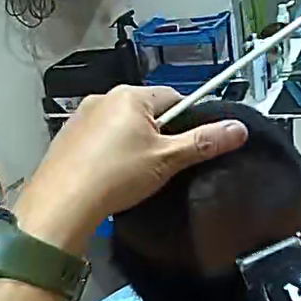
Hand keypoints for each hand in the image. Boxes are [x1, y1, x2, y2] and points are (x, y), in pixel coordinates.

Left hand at [14, 86, 247, 253]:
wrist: (62, 205)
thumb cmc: (116, 176)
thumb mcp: (168, 159)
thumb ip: (205, 142)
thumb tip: (239, 129)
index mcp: (130, 96)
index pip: (174, 97)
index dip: (188, 121)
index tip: (189, 146)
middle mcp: (103, 98)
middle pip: (148, 111)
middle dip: (160, 134)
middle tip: (164, 165)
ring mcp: (81, 117)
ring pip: (123, 126)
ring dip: (135, 143)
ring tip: (136, 174)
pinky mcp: (67, 137)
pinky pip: (101, 138)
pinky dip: (111, 153)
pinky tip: (112, 176)